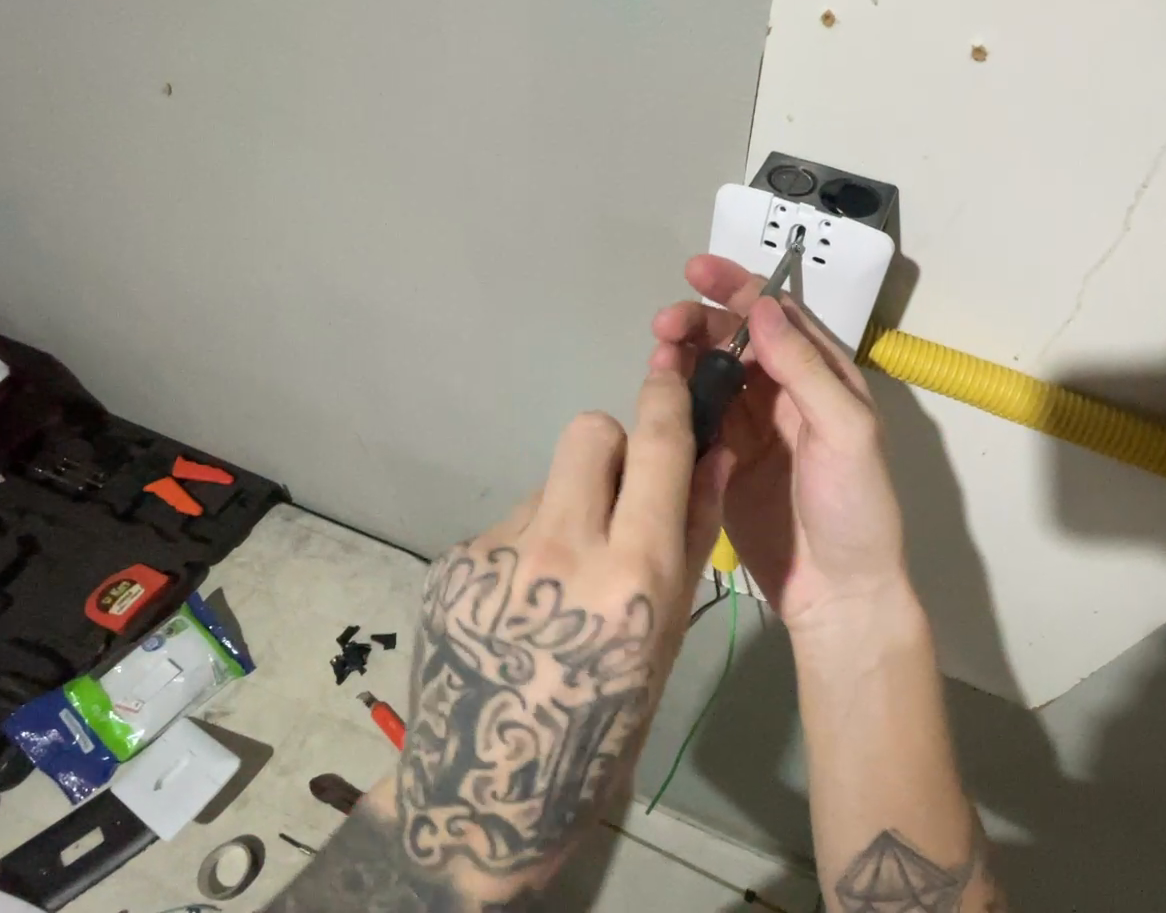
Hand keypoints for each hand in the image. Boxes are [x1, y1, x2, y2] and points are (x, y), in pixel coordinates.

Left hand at [391, 370, 727, 900]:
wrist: (486, 791)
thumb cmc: (607, 722)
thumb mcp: (668, 634)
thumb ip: (691, 537)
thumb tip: (712, 456)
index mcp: (631, 574)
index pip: (656, 449)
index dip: (669, 399)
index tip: (672, 373)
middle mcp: (560, 550)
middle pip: (589, 431)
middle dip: (614, 449)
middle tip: (618, 498)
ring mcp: (496, 554)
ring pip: (550, 482)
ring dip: (570, 506)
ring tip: (564, 577)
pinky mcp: (452, 565)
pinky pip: (511, 525)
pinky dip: (530, 545)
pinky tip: (523, 604)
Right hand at [649, 254, 909, 634]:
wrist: (836, 593)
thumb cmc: (854, 509)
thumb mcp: (845, 432)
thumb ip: (804, 369)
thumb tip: (763, 306)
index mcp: (824, 379)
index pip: (779, 317)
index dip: (740, 288)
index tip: (696, 272)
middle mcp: (786, 394)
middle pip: (737, 341)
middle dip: (701, 322)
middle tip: (663, 324)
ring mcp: (753, 428)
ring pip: (712, 374)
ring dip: (684, 357)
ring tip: (657, 354)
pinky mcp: (725, 461)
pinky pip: (698, 418)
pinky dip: (677, 400)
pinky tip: (657, 392)